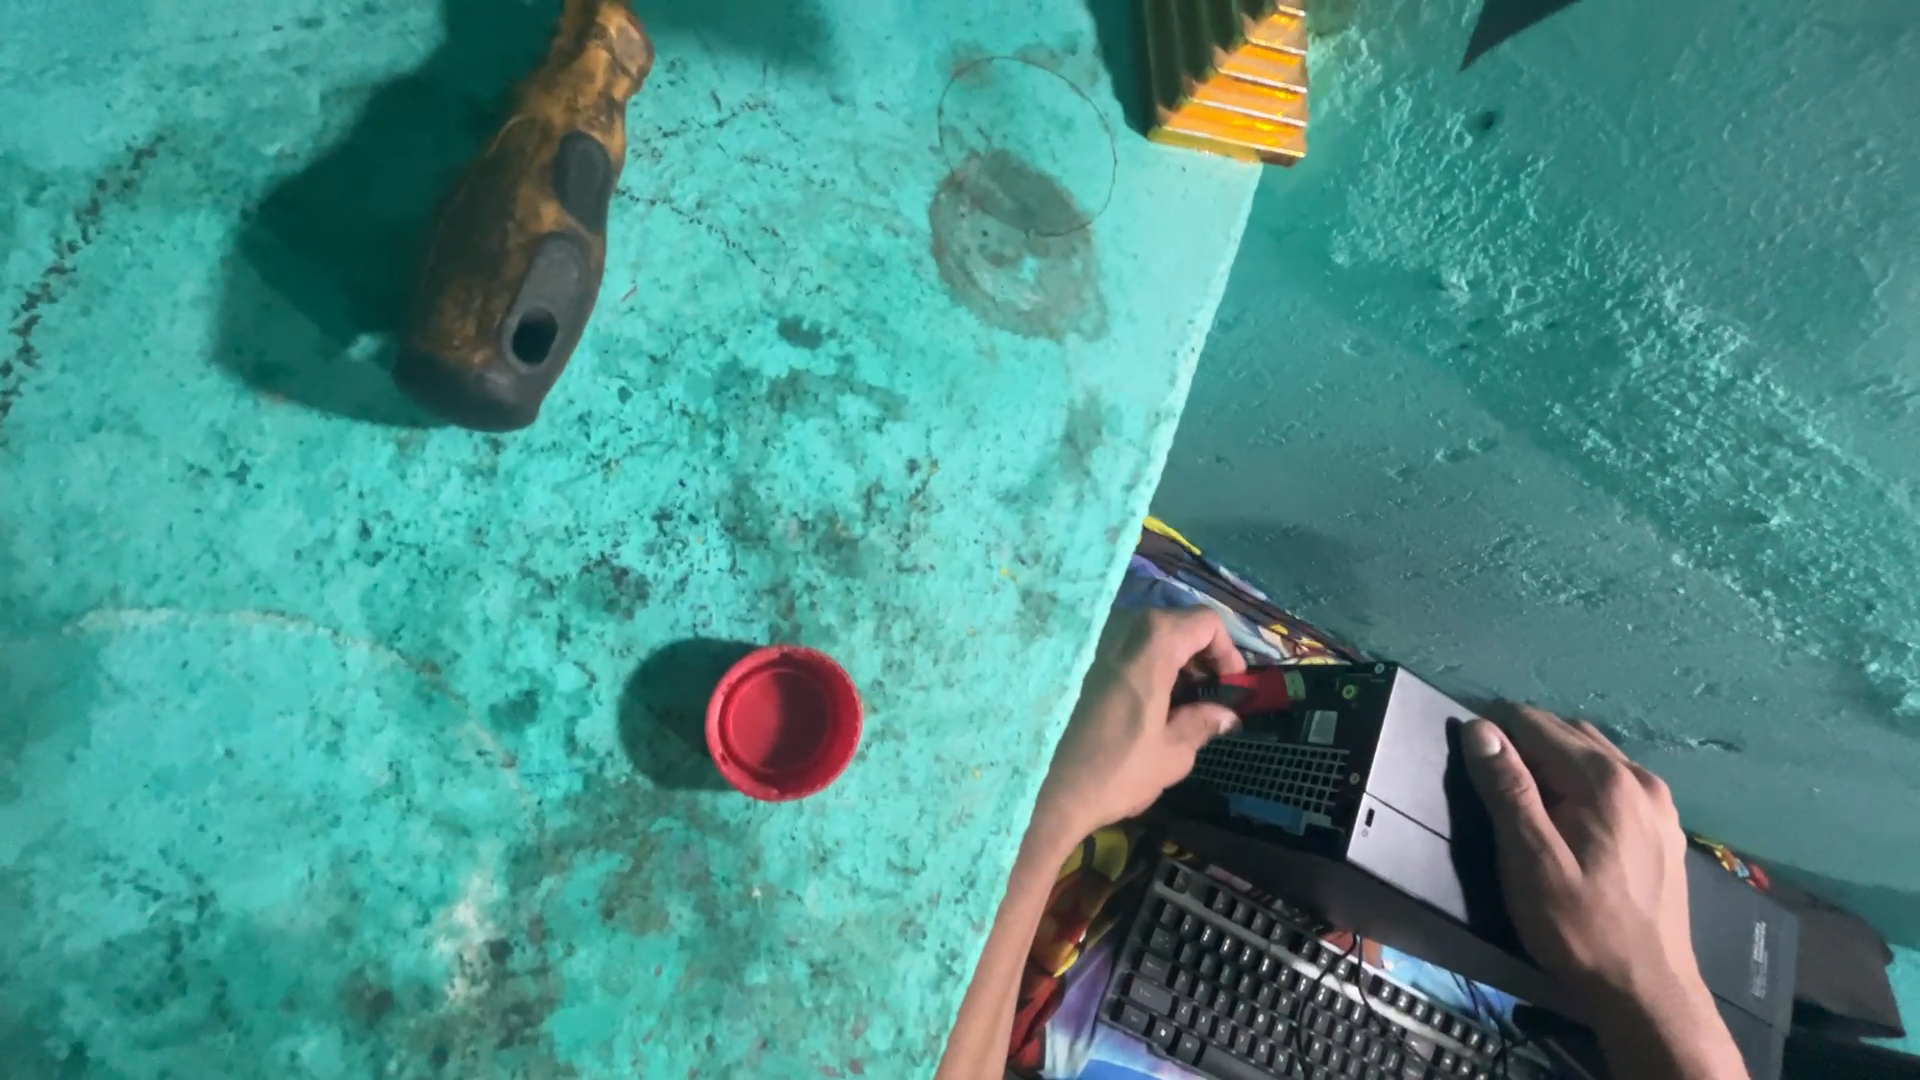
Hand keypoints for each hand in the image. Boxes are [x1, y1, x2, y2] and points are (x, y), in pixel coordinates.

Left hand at [1031, 608, 1246, 848]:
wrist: (1045, 790)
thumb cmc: (1115, 771)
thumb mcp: (1172, 753)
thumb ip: (1203, 722)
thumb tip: (1226, 714)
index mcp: (1151, 645)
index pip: (1205, 621)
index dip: (1227, 650)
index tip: (1230, 686)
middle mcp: (1120, 628)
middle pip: (1175, 622)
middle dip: (1199, 654)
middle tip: (1207, 696)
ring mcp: (1093, 640)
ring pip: (1146, 633)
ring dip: (1170, 659)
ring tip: (1177, 704)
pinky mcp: (1075, 658)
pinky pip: (1121, 646)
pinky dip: (1142, 664)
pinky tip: (1144, 703)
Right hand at [1461, 706, 1697, 1009]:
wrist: (1644, 992)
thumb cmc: (1576, 923)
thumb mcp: (1528, 856)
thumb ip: (1505, 787)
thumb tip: (1477, 728)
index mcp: (1604, 781)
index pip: (1532, 722)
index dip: (1492, 732)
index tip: (1470, 763)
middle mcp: (1639, 779)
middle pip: (1562, 729)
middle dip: (1519, 741)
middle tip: (1490, 783)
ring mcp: (1657, 801)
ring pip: (1587, 748)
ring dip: (1547, 756)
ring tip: (1521, 795)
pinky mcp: (1661, 822)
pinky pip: (1608, 772)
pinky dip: (1575, 774)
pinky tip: (1561, 809)